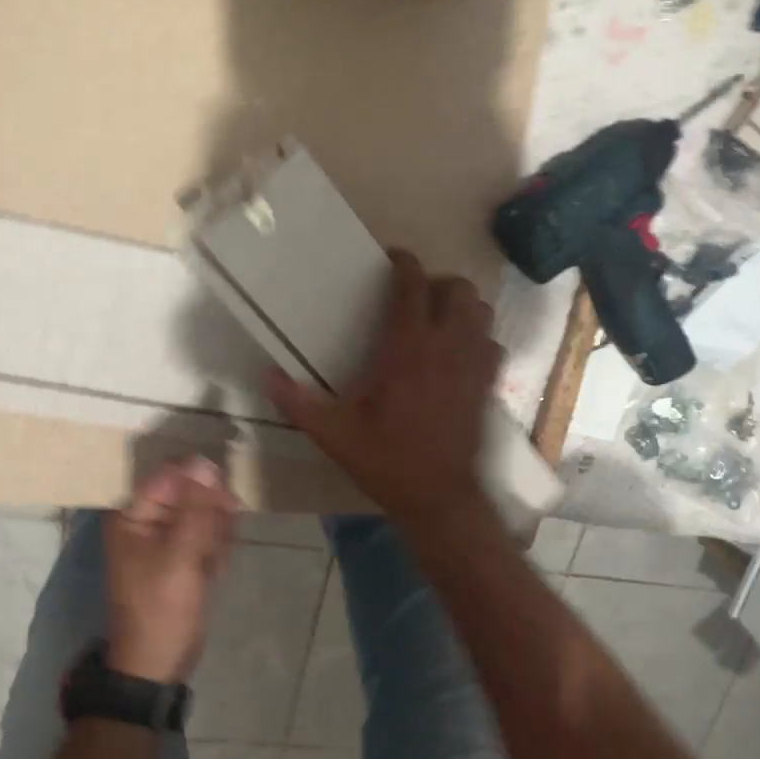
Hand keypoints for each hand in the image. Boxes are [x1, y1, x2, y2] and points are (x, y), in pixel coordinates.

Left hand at [103, 457, 238, 682]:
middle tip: (216, 542)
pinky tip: (213, 571)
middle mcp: (146, 520)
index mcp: (132, 515)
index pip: (170, 475)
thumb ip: (194, 508)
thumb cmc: (161, 610)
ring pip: (203, 513)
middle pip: (190, 492)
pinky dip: (215, 550)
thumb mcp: (179, 557)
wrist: (157, 665)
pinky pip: (207, 535)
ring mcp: (165, 538)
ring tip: (211, 563)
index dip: (200, 482)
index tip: (224, 500)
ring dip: (216, 535)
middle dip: (210, 515)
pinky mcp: (182, 555)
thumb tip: (204, 462)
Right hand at [265, 249, 500, 527]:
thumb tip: (266, 376)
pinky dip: (479, 338)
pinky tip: (459, 354)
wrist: (439, 500)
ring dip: (462, 306)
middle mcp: (446, 347)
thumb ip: (298, 402)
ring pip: (482, 311)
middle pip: (458, 289)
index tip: (392, 258)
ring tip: (439, 319)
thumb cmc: (386, 462)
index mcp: (407, 349)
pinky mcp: (489, 385)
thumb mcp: (334, 435)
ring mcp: (474, 365)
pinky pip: (493, 343)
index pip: (413, 286)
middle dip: (438, 283)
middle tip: (415, 297)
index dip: (404, 263)